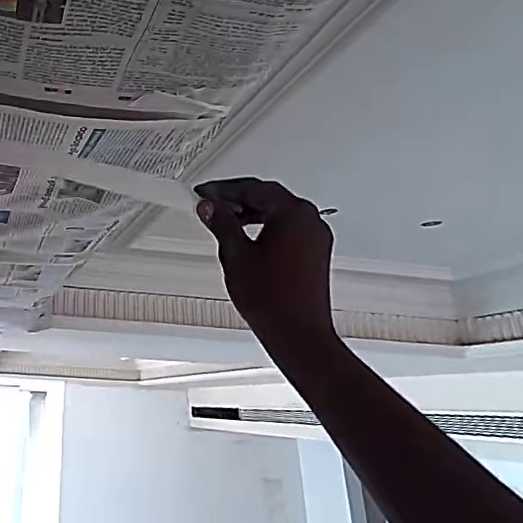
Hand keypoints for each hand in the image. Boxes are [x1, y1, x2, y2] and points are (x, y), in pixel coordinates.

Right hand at [195, 177, 336, 342]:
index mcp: (293, 214)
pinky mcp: (315, 252)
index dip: (223, 189)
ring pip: (279, 211)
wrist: (298, 334)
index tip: (205, 192)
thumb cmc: (275, 300)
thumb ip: (221, 224)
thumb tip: (212, 209)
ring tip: (225, 219)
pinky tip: (247, 236)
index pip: (253, 188)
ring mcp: (316, 237)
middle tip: (212, 203)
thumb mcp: (235, 254)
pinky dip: (266, 225)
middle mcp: (310, 221)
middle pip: (268, 196)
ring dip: (251, 211)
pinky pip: (288, 227)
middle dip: (237, 198)